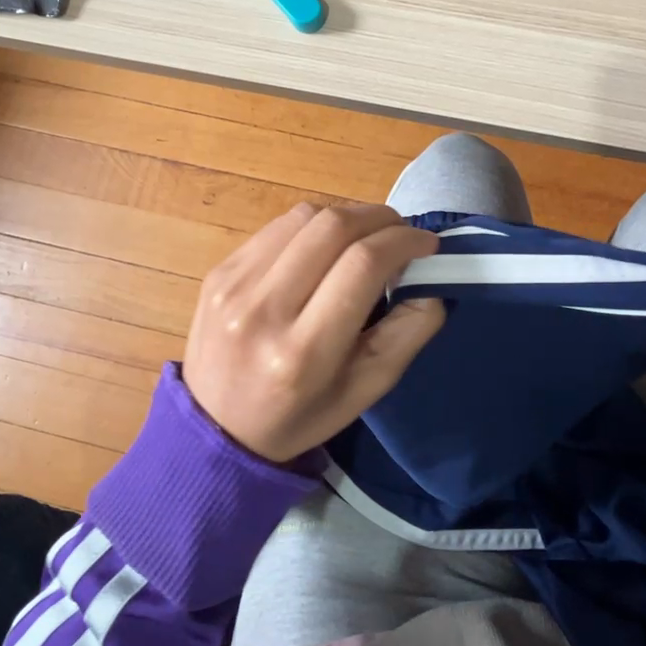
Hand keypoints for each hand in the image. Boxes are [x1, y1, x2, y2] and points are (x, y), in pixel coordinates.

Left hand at [183, 202, 444, 462]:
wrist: (214, 429)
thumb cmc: (298, 416)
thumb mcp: (364, 392)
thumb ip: (406, 335)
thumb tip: (431, 282)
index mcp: (303, 352)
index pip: (362, 265)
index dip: (403, 241)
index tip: (426, 245)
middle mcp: (263, 310)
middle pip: (334, 227)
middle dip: (380, 218)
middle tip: (401, 233)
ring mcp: (234, 285)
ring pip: (306, 216)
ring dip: (348, 216)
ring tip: (367, 236)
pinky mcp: (220, 270)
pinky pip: (278, 226)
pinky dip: (314, 226)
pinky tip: (325, 246)